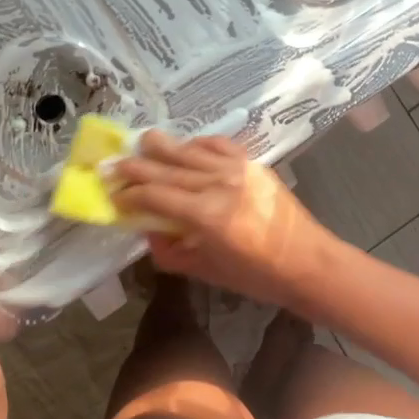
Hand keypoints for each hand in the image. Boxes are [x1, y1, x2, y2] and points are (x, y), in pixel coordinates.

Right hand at [112, 132, 336, 307]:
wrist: (307, 262)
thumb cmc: (258, 277)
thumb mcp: (208, 271)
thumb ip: (172, 251)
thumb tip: (148, 230)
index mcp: (208, 216)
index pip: (157, 197)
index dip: (130, 195)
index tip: (112, 194)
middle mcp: (220, 185)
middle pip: (168, 169)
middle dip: (136, 167)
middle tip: (111, 163)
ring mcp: (238, 169)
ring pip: (190, 151)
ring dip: (162, 146)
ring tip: (140, 141)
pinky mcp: (252, 163)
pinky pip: (218, 144)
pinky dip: (197, 143)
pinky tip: (184, 145)